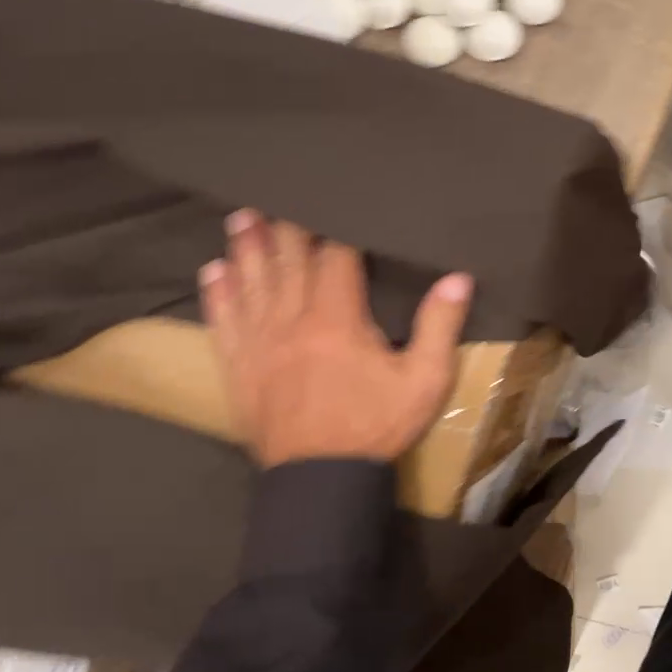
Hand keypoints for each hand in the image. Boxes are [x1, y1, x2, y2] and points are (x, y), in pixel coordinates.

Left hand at [200, 209, 473, 468]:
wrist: (321, 477)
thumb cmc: (378, 424)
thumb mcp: (426, 378)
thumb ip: (439, 326)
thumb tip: (458, 278)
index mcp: (337, 320)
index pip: (335, 262)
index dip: (335, 231)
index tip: (333, 201)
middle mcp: (291, 323)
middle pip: (287, 265)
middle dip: (285, 230)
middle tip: (275, 195)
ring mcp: (258, 345)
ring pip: (250, 286)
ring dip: (247, 250)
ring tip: (242, 219)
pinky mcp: (238, 369)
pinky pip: (222, 323)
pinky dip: (217, 295)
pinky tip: (213, 273)